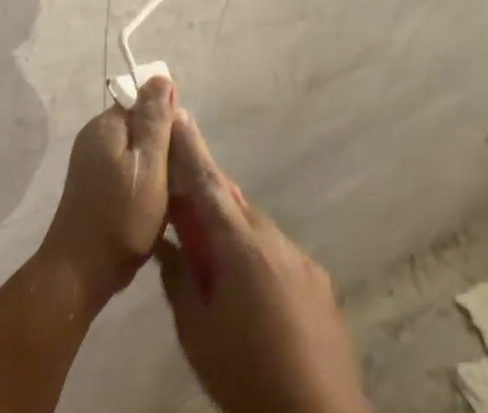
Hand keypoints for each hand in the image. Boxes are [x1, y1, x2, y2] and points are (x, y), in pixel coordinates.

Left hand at [38, 76, 177, 300]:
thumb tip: (160, 77)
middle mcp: (93, 138)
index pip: (141, 103)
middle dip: (165, 147)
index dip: (168, 122)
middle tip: (186, 177)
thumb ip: (155, 122)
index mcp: (104, 126)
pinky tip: (159, 206)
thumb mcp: (149, 166)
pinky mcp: (94, 186)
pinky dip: (146, 184)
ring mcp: (91, 163)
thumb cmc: (122, 216)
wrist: (83, 267)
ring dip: (159, 169)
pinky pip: (128, 172)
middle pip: (139, 128)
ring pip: (136, 154)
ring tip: (177, 194)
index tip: (186, 150)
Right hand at [155, 113, 369, 412]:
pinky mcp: (320, 289)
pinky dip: (253, 251)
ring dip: (229, 225)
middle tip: (178, 184)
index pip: (208, 185)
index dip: (189, 149)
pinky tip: (242, 280)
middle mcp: (277, 245)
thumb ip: (179, 277)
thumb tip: (167, 245)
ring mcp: (305, 266)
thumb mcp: (194, 328)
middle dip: (206, 190)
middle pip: (234, 203)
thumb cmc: (243, 373)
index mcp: (243, 249)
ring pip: (257, 228)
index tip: (176, 114)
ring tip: (205, 242)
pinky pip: (277, 254)